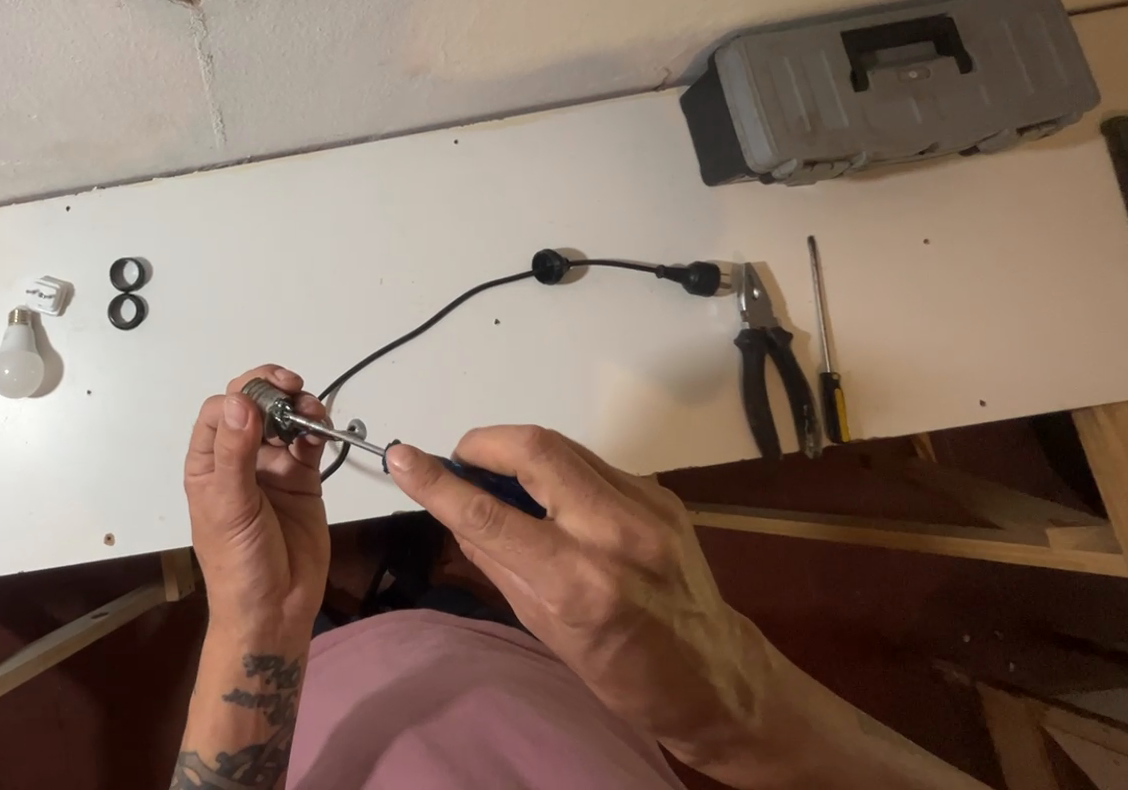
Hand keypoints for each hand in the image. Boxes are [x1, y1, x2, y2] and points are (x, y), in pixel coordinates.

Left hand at [183, 365, 330, 644]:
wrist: (275, 610)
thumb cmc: (238, 560)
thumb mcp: (230, 505)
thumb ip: (235, 452)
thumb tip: (240, 400)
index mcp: (209, 462)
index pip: (220, 412)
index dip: (241, 397)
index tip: (264, 400)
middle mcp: (239, 457)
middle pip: (253, 405)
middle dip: (270, 388)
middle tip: (292, 385)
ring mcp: (272, 465)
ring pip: (284, 418)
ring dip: (298, 406)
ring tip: (313, 411)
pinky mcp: (302, 478)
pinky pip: (309, 443)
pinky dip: (316, 430)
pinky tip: (322, 430)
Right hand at [386, 427, 775, 767]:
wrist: (727, 684)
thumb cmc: (624, 673)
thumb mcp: (545, 628)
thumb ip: (496, 559)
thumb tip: (455, 511)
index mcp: (580, 582)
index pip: (490, 516)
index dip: (437, 482)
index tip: (401, 457)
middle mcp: (616, 533)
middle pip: (534, 448)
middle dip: (483, 443)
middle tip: (463, 464)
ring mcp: (646, 507)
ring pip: (560, 445)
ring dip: (516, 452)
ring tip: (503, 481)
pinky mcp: (660, 494)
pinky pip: (588, 462)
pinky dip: (554, 469)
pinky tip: (555, 500)